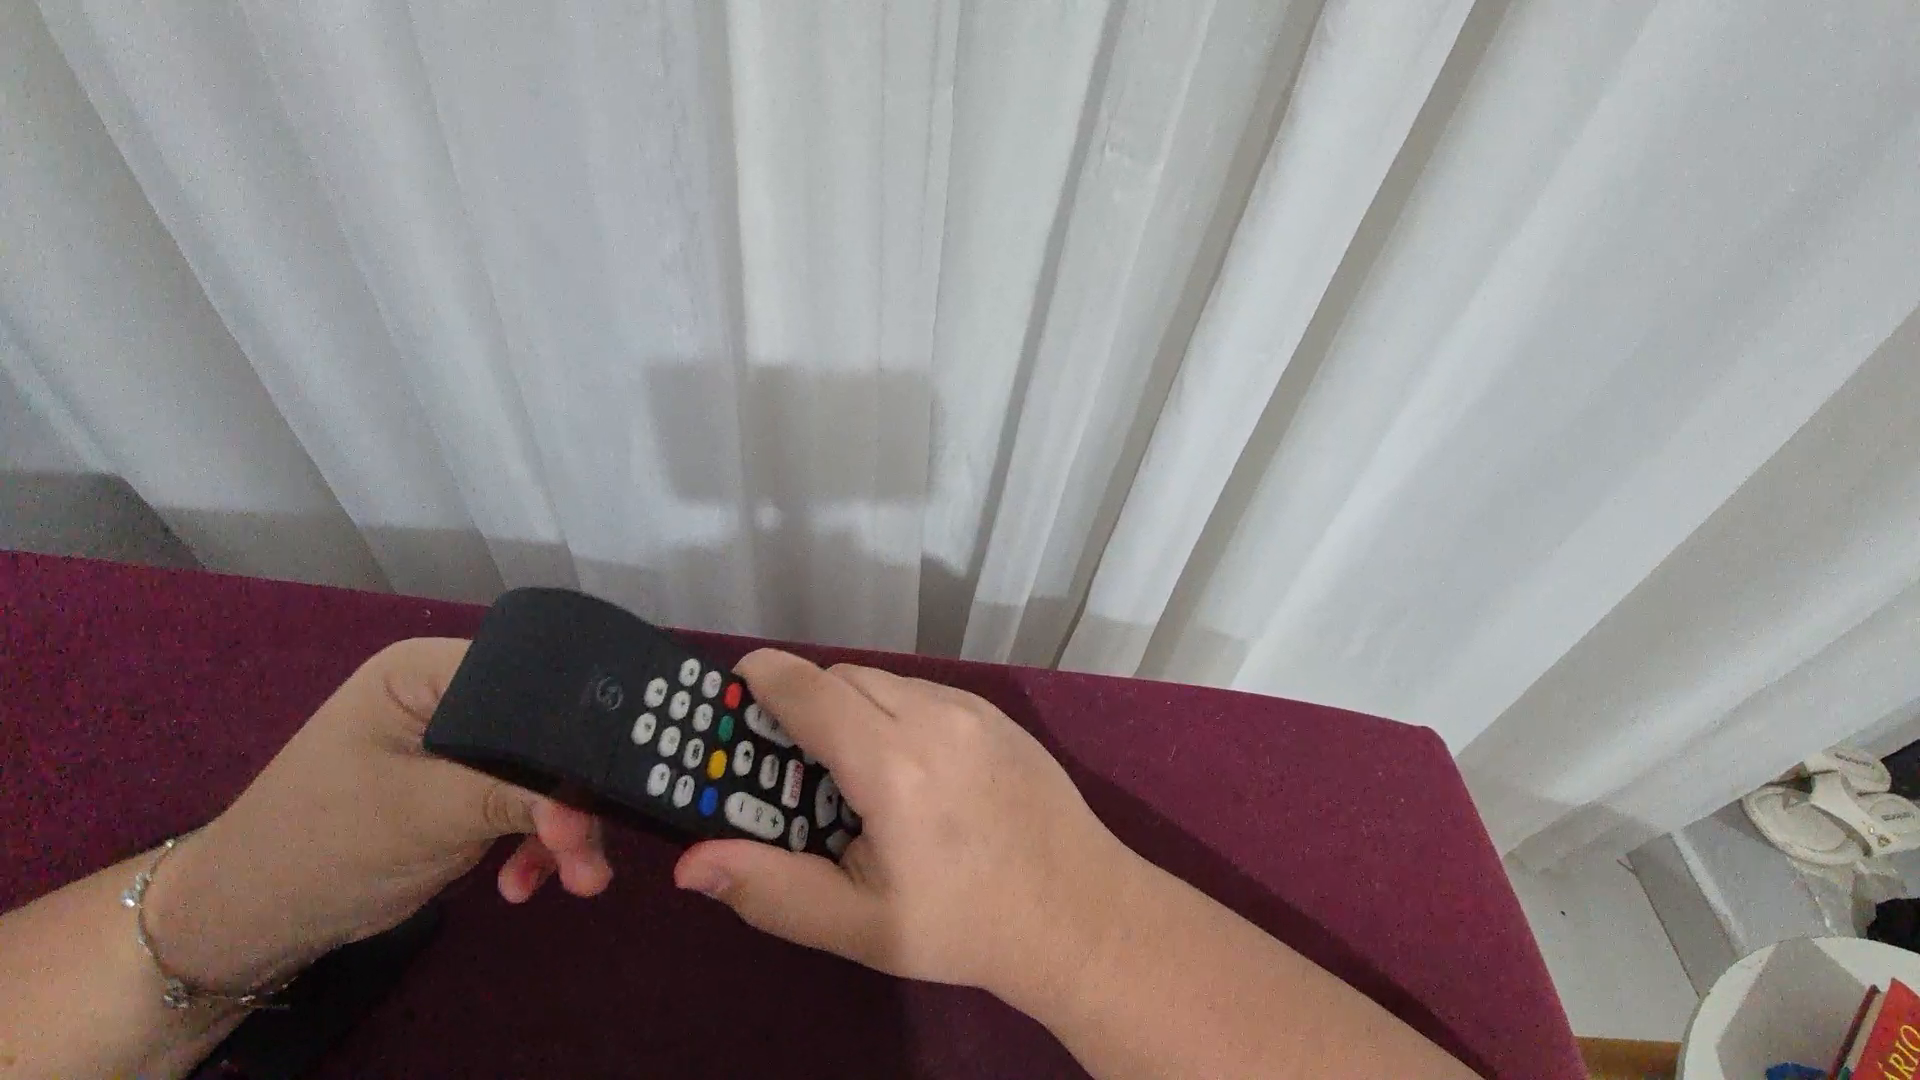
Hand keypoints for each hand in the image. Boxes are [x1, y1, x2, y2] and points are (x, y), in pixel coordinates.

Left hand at [143, 638, 611, 990]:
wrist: (248, 927)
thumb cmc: (316, 847)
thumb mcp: (420, 816)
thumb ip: (512, 798)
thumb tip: (589, 805)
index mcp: (429, 672)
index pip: (532, 679)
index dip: (575, 725)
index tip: (606, 778)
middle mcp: (454, 698)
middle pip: (546, 736)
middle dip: (570, 796)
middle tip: (587, 845)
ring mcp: (464, 746)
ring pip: (545, 776)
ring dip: (563, 830)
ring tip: (579, 878)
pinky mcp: (470, 788)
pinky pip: (529, 806)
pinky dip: (538, 844)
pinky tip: (522, 882)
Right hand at [672, 650, 1139, 1008]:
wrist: (1080, 912)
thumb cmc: (963, 925)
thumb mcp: (857, 926)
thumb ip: (770, 889)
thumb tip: (689, 863)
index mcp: (892, 764)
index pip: (808, 690)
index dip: (763, 678)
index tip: (736, 688)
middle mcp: (932, 717)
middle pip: (842, 678)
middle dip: (805, 704)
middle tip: (795, 764)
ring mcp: (971, 709)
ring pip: (884, 681)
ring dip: (853, 708)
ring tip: (855, 773)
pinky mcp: (996, 713)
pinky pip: (923, 692)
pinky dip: (896, 712)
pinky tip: (910, 770)